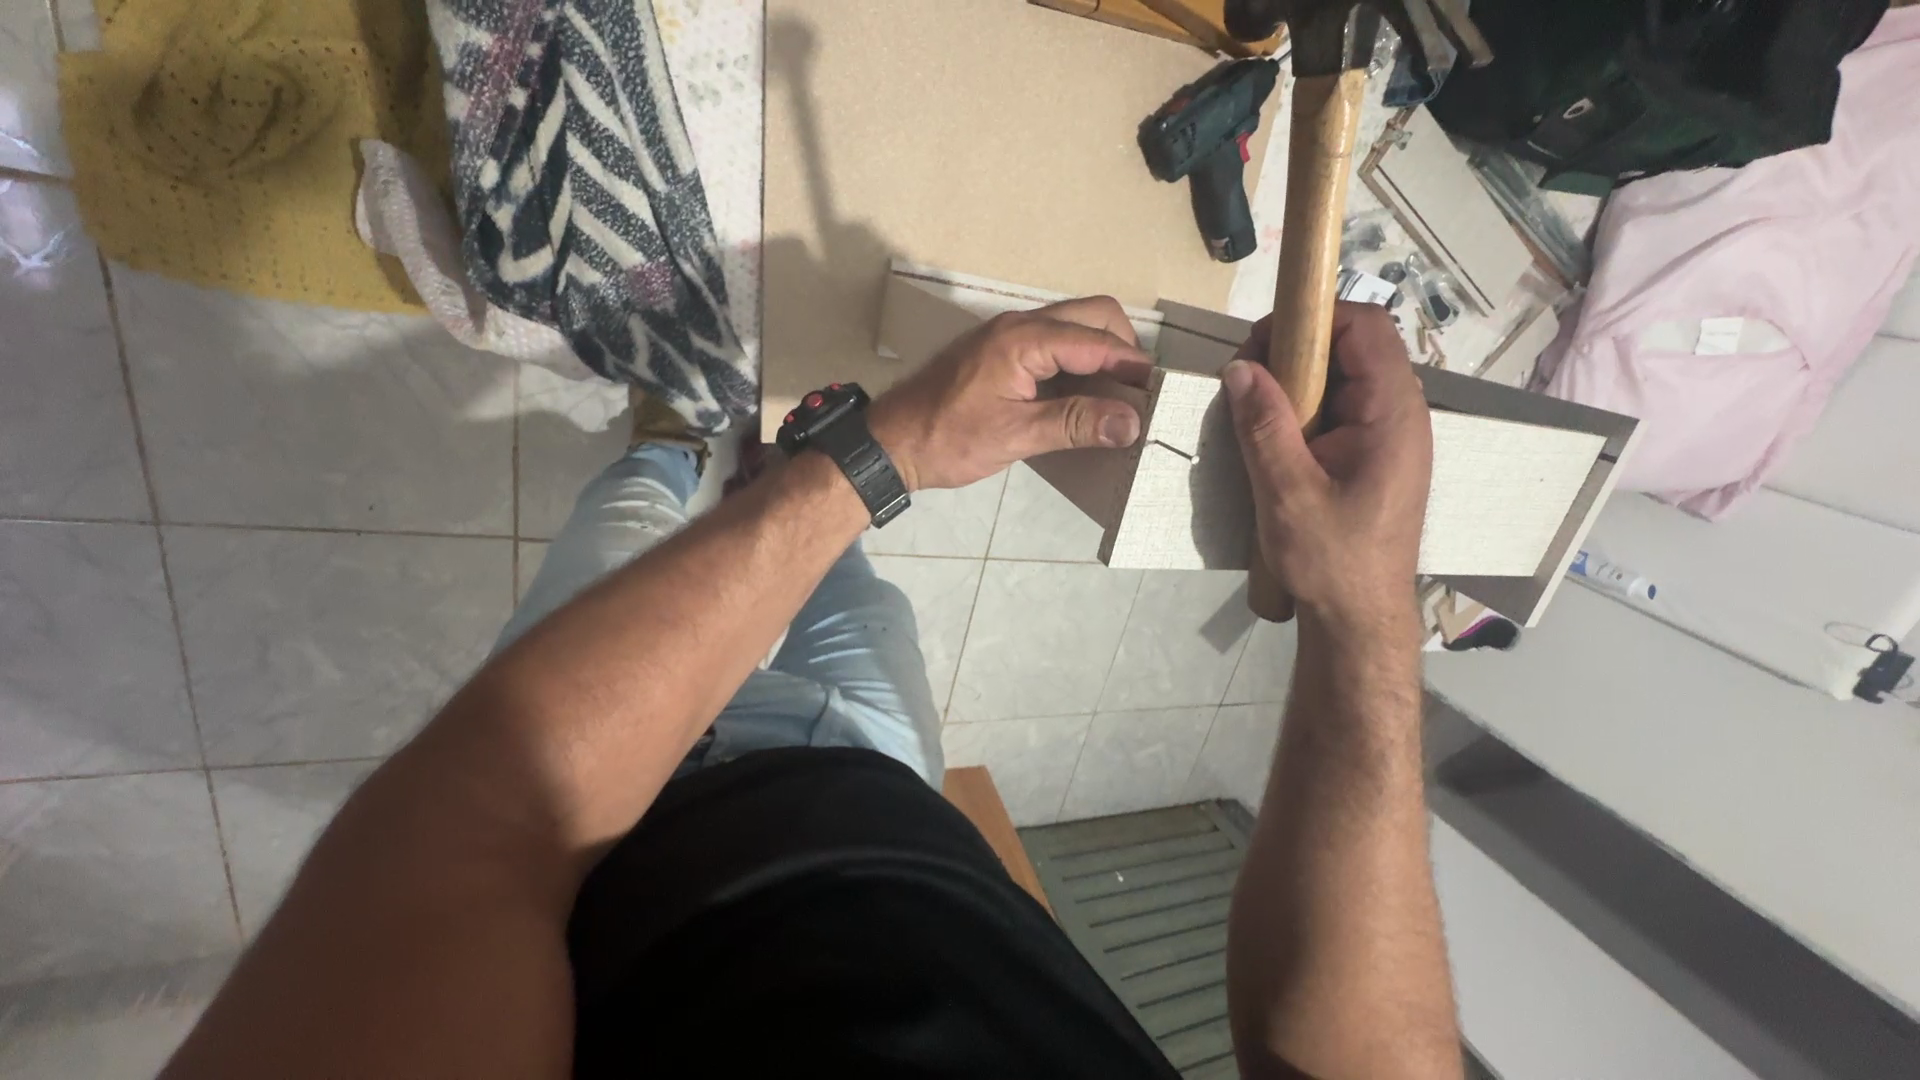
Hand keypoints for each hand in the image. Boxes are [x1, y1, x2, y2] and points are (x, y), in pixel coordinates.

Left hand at [867, 296, 1154, 490]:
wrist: (891, 442)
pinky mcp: (1000, 352)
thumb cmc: (948, 439)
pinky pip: (1052, 342)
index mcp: (1024, 339)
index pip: (1097, 341)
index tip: (1159, 393)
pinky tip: (1084, 394)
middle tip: (1138, 390)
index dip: (1132, 365)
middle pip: (1091, 315)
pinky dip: (1077, 360)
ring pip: (1072, 326)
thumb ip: (1075, 424)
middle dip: (1122, 347)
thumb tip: (1130, 423)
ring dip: (1100, 352)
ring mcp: (1007, 335)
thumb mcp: (1016, 436)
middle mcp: (1019, 325)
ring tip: (1118, 394)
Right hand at [1223, 302, 1431, 633]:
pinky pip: (1337, 411)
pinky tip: (1271, 441)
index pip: (1363, 327)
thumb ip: (1263, 426)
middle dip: (1293, 354)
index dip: (1309, 321)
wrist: (1358, 617)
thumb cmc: (1331, 559)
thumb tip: (1240, 367)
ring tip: (1251, 414)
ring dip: (1293, 387)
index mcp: (1392, 413)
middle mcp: (1399, 414)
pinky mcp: (1372, 457)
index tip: (1258, 348)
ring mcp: (1388, 436)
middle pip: (1351, 348)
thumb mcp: (1287, 493)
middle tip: (1245, 386)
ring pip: (1340, 380)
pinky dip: (1301, 413)